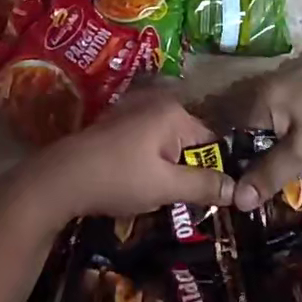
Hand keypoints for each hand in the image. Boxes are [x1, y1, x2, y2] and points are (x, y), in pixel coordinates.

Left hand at [20, 92, 236, 219]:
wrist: (63, 177)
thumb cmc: (119, 178)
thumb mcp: (166, 186)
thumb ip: (204, 185)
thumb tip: (239, 189)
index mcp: (174, 112)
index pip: (211, 141)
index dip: (214, 170)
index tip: (213, 197)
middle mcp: (158, 102)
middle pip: (189, 140)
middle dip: (189, 169)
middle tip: (185, 200)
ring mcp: (136, 108)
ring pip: (168, 141)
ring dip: (169, 167)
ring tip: (162, 194)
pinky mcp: (120, 121)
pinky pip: (149, 140)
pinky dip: (151, 159)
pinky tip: (140, 181)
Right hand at [231, 79, 301, 210]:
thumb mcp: (299, 155)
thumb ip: (266, 175)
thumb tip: (235, 201)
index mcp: (265, 96)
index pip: (232, 130)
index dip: (227, 161)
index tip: (224, 191)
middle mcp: (275, 93)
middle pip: (249, 132)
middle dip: (245, 163)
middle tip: (239, 196)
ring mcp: (295, 101)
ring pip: (269, 135)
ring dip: (265, 161)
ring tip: (258, 192)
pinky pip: (285, 135)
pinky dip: (282, 154)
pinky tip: (282, 176)